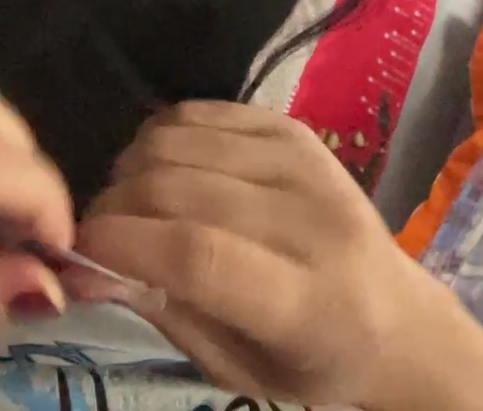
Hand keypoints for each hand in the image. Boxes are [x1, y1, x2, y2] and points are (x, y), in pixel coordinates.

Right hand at [75, 101, 470, 409]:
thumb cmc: (313, 364)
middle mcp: (313, 223)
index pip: (199, 255)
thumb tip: (81, 268)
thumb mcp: (238, 371)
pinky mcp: (290, 128)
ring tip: (132, 199)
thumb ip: (161, 312)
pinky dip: (157, 137)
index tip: (81, 246)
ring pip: (175, 141)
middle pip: (177, 188)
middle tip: (101, 228)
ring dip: (130, 168)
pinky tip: (162, 168)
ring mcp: (304, 163)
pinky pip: (193, 112)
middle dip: (114, 204)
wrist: (401, 322)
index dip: (124, 242)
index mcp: (312, 305)